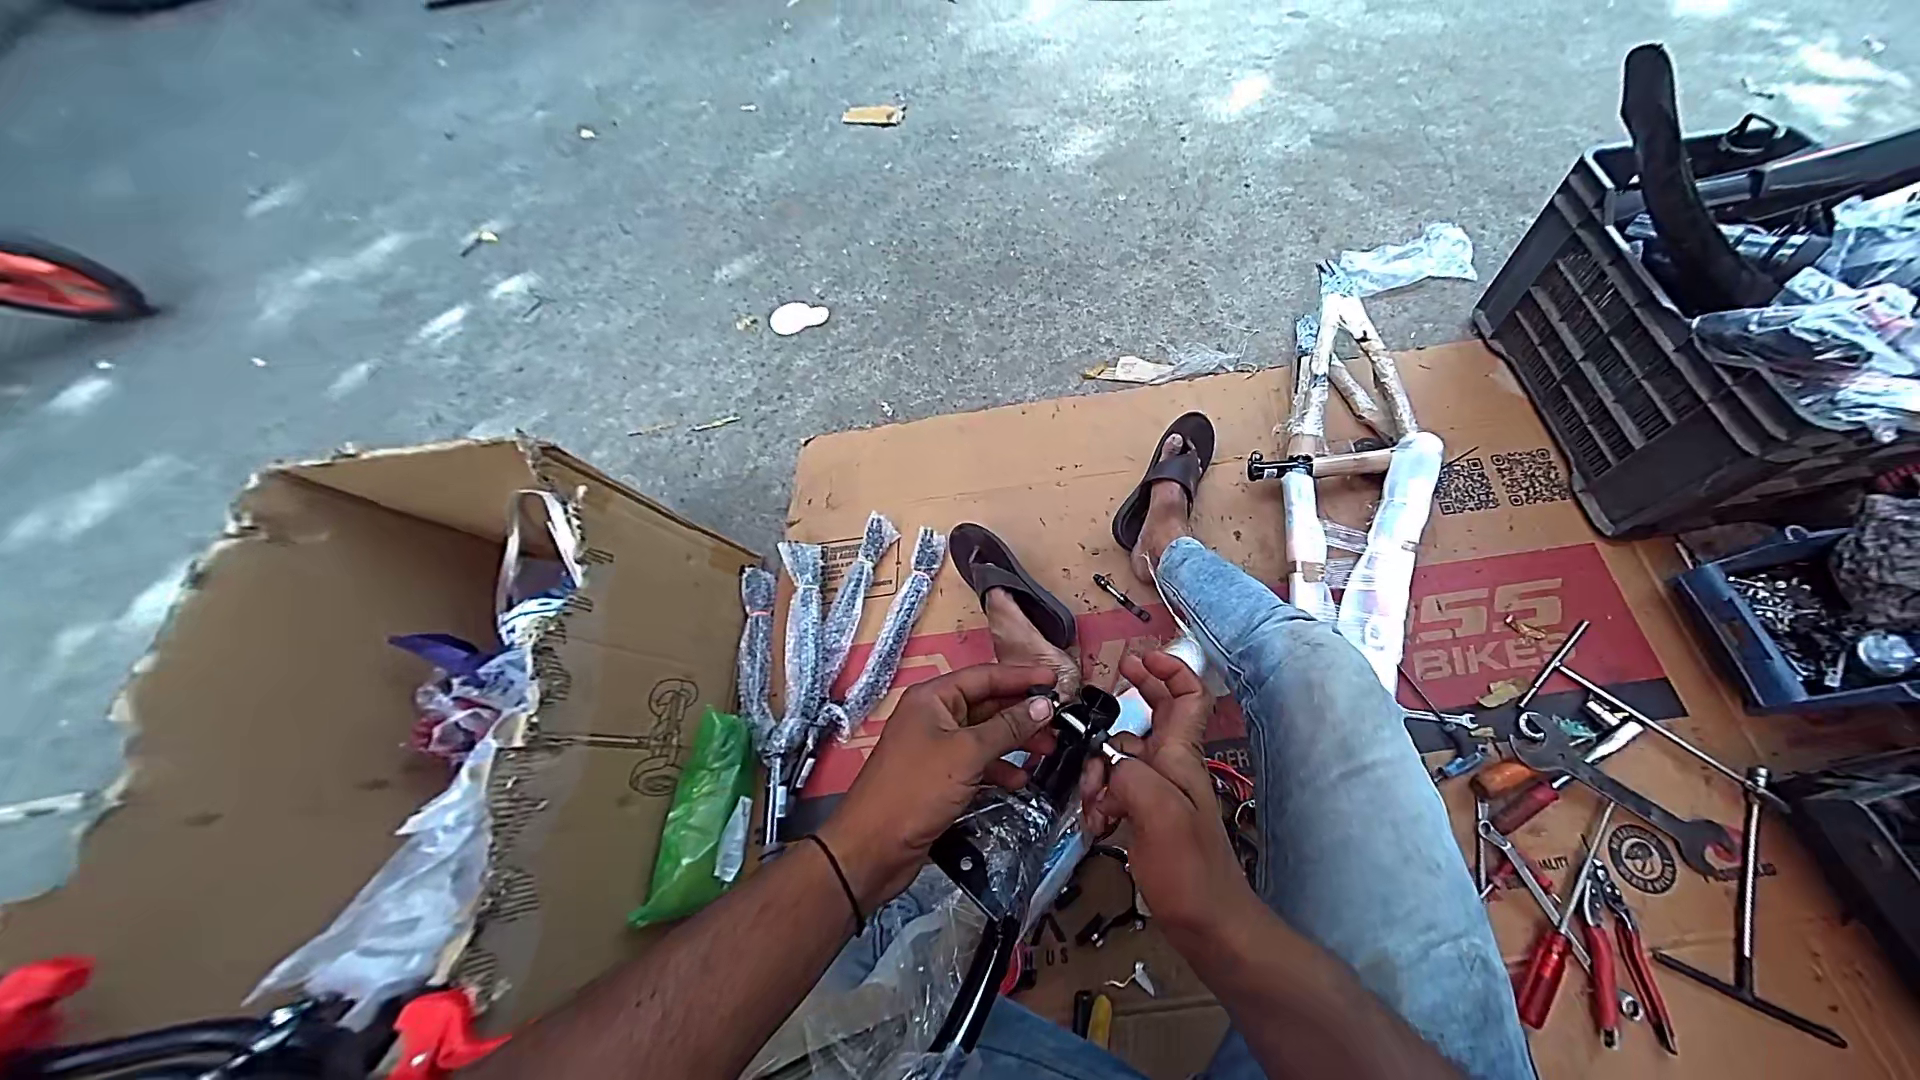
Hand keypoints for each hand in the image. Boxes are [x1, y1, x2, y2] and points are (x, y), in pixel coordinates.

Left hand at [817, 663, 1058, 911]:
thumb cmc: (915, 790)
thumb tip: (1043, 705)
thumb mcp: (967, 753)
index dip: (1022, 677)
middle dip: (1022, 713)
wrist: (872, 848)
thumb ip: (1008, 727)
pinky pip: (976, 762)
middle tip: (1060, 720)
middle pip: (987, 704)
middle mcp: (934, 716)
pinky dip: (998, 768)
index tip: (1055, 679)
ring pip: (984, 735)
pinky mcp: (939, 777)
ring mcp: (936, 747)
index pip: (985, 676)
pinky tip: (1019, 779)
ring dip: (1016, 741)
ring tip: (1049, 750)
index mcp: (933, 697)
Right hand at [1081, 651, 1255, 937]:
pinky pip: (1117, 787)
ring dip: (1101, 764)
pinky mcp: (1145, 814)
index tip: (1139, 659)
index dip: (1168, 670)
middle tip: (1114, 679)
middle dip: (1137, 692)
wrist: (1209, 926)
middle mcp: (1171, 765)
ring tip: (1092, 796)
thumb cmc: (1190, 870)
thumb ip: (1129, 775)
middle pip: (1158, 712)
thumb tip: (1108, 765)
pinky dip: (1101, 795)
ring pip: (1125, 753)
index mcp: (1180, 756)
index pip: (1188, 696)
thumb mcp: (1158, 813)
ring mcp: (1159, 790)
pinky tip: (1095, 820)